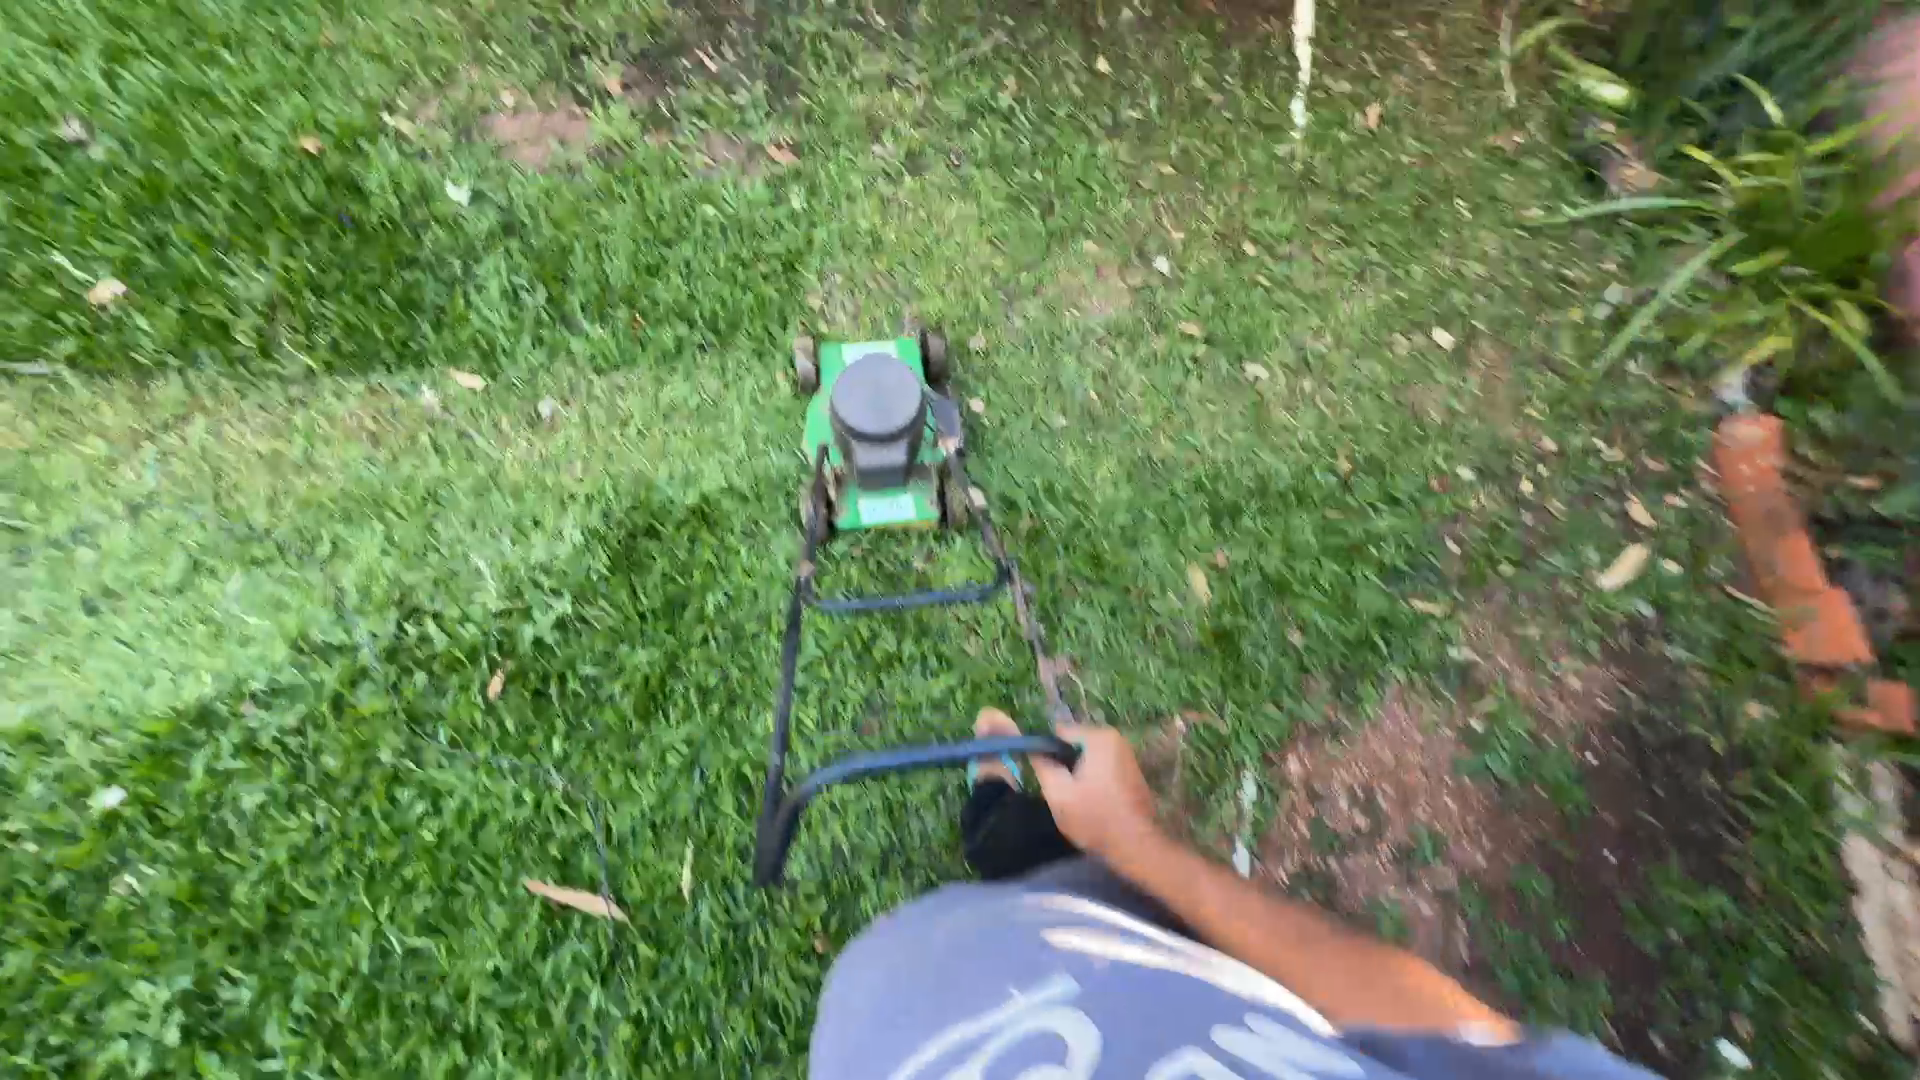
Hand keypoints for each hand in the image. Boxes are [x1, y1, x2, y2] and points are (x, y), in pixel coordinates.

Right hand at [1031, 723, 1160, 859]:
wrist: (1136, 846)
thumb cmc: (1094, 818)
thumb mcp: (1058, 793)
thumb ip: (1042, 766)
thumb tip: (1033, 751)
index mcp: (1099, 738)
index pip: (1060, 731)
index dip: (1045, 749)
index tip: (1040, 771)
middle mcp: (1116, 739)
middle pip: (1075, 743)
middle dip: (1062, 761)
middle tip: (1055, 787)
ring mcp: (1127, 755)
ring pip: (1088, 756)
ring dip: (1076, 771)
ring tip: (1070, 796)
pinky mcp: (1131, 772)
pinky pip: (1101, 766)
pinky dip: (1091, 777)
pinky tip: (1087, 800)